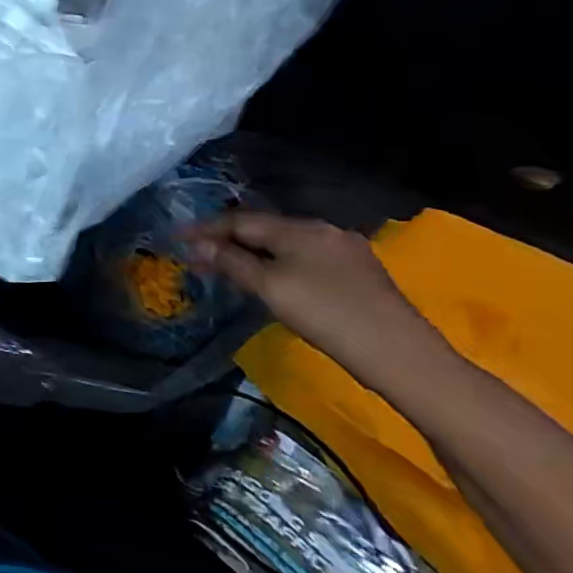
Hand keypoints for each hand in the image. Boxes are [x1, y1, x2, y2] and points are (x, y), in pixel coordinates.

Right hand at [182, 212, 434, 365]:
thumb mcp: (268, 287)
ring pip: (284, 243)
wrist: (397, 352)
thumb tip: (196, 245)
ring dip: (250, 251)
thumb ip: (230, 262)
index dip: (205, 228)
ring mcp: (345, 251)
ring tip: (225, 265)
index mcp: (302, 230)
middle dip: (227, 239)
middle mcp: (325, 231)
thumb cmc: (324, 313)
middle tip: (197, 254)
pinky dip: (275, 261)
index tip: (176, 238)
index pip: (241, 221)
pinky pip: (303, 256)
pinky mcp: (356, 272)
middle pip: (264, 229)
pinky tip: (267, 276)